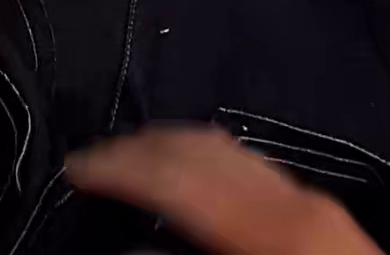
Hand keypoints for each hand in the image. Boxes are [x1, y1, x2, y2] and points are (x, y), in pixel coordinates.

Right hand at [69, 126, 382, 254]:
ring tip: (125, 158)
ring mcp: (305, 195)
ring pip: (221, 147)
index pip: (177, 176)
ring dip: (166, 146)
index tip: (76, 166)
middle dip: (137, 148)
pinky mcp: (313, 207)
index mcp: (273, 228)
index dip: (121, 166)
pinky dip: (200, 156)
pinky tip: (182, 168)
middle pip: (197, 149)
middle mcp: (288, 196)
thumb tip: (129, 250)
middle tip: (91, 159)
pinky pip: (241, 162)